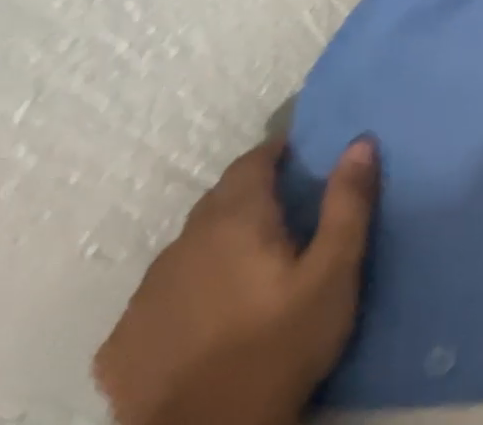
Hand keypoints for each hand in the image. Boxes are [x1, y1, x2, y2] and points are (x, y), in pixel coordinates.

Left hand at [94, 136, 378, 424]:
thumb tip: (359, 142)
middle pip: (216, 203)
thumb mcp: (336, 270)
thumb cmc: (285, 340)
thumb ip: (348, 204)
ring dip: (219, 244)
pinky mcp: (123, 340)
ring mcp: (144, 295)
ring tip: (254, 266)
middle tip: (291, 210)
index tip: (304, 153)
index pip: (250, 164)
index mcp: (234, 222)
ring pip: (187, 250)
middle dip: (251, 195)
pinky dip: (189, 289)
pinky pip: (162, 296)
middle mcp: (180, 246)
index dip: (277, 152)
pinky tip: (211, 314)